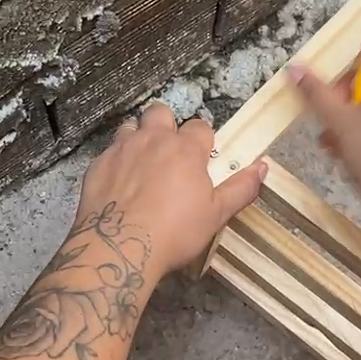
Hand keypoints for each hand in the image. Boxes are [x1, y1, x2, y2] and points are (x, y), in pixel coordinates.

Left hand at [72, 103, 265, 276]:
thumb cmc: (174, 232)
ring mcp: (121, 149)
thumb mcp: (216, 214)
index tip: (201, 159)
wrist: (119, 247)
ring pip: (130, 127)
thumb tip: (263, 167)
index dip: (202, 141)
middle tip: (167, 152)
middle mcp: (152, 139)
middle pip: (160, 112)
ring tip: (141, 164)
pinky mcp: (97, 164)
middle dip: (166, 125)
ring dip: (137, 138)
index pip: (200, 127)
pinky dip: (116, 162)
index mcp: (185, 149)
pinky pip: (108, 152)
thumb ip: (240, 188)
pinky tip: (118, 184)